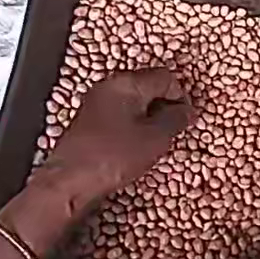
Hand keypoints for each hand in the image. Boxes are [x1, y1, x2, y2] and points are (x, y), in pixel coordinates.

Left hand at [27, 69, 190, 214]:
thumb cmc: (113, 156)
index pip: (165, 78)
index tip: (186, 120)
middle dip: (166, 108)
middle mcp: (109, 87)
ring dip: (152, 119)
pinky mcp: (92, 122)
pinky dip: (136, 127)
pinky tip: (138, 147)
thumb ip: (176, 120)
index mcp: (125, 83)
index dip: (181, 98)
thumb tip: (187, 111)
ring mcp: (98, 103)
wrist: (71, 180)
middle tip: (174, 132)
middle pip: (149, 88)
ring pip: (136, 103)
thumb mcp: (156, 138)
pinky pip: (123, 115)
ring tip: (156, 143)